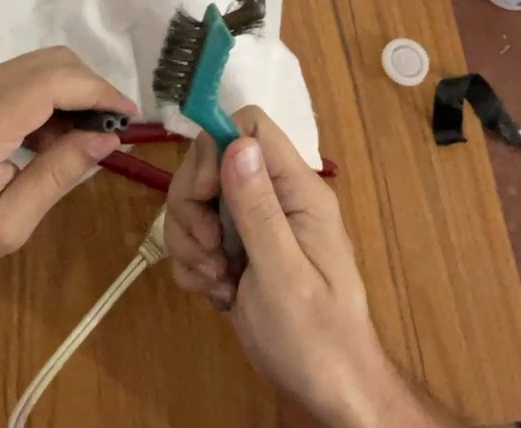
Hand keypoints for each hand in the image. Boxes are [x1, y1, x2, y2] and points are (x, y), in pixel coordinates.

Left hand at [0, 47, 135, 283]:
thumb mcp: (7, 226)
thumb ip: (57, 176)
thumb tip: (107, 139)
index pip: (49, 84)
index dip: (97, 91)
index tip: (129, 116)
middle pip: (49, 62)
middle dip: (91, 88)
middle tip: (109, 131)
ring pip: (39, 62)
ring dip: (72, 90)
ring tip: (81, 139)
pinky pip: (21, 73)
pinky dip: (50, 93)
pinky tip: (52, 135)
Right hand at [165, 108, 405, 427]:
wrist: (329, 394)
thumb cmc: (315, 338)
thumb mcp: (284, 274)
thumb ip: (259, 208)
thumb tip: (238, 142)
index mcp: (298, 190)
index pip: (249, 127)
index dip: (216, 147)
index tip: (204, 193)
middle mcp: (276, 196)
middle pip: (210, 162)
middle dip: (193, 205)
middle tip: (209, 249)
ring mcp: (254, 222)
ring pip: (196, 199)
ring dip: (191, 239)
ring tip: (215, 281)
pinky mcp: (236, 248)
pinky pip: (195, 234)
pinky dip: (193, 261)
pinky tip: (214, 292)